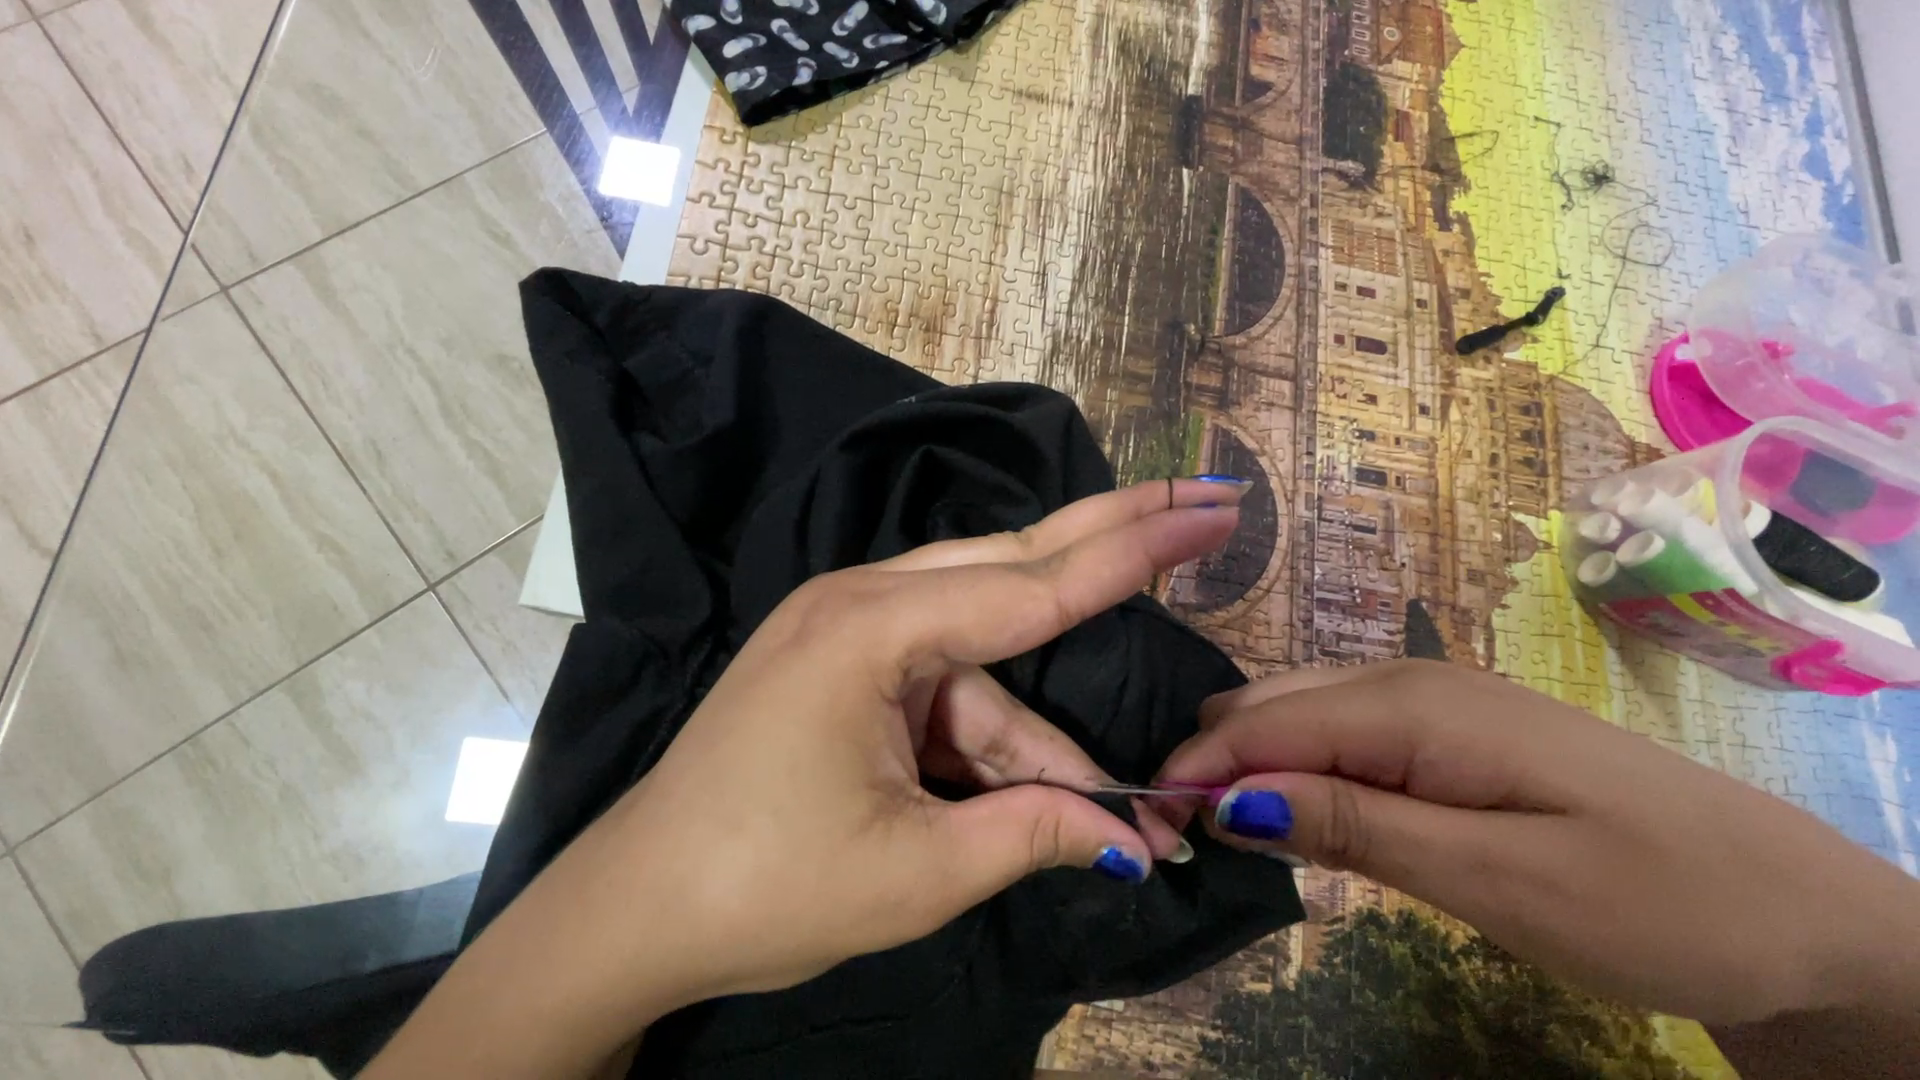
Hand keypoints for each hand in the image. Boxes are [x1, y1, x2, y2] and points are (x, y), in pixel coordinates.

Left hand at [364, 478, 1245, 1078]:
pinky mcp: (846, 670)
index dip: (1132, 553)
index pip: (1032, 584)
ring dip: (1041, 733)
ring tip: (1110, 805)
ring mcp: (849, 633)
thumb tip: (1131, 838)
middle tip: (1202, 507)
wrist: (633, 915)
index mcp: (870, 629)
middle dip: (1109, 549)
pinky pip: (946, 691)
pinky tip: (1034, 797)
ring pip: (984, 658)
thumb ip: (1032, 834)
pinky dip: (992, 742)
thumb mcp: (915, 871)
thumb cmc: (765, 889)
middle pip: (1011, 568)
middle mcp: (860, 604)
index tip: (1207, 512)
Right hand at [1154, 660, 1919, 1026]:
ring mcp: (1427, 701)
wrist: (1802, 911)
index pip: (1260, 724)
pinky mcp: (1443, 732)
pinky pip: (1334, 733)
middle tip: (1184, 845)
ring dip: (1245, 766)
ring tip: (1225, 836)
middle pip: (1265, 706)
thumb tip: (1227, 797)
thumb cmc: (1656, 902)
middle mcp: (1406, 681)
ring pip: (1293, 714)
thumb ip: (1353, 826)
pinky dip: (1292, 767)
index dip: (1194, 773)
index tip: (1148, 830)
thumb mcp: (1497, 879)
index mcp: (1412, 706)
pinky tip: (1293, 812)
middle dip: (1210, 765)